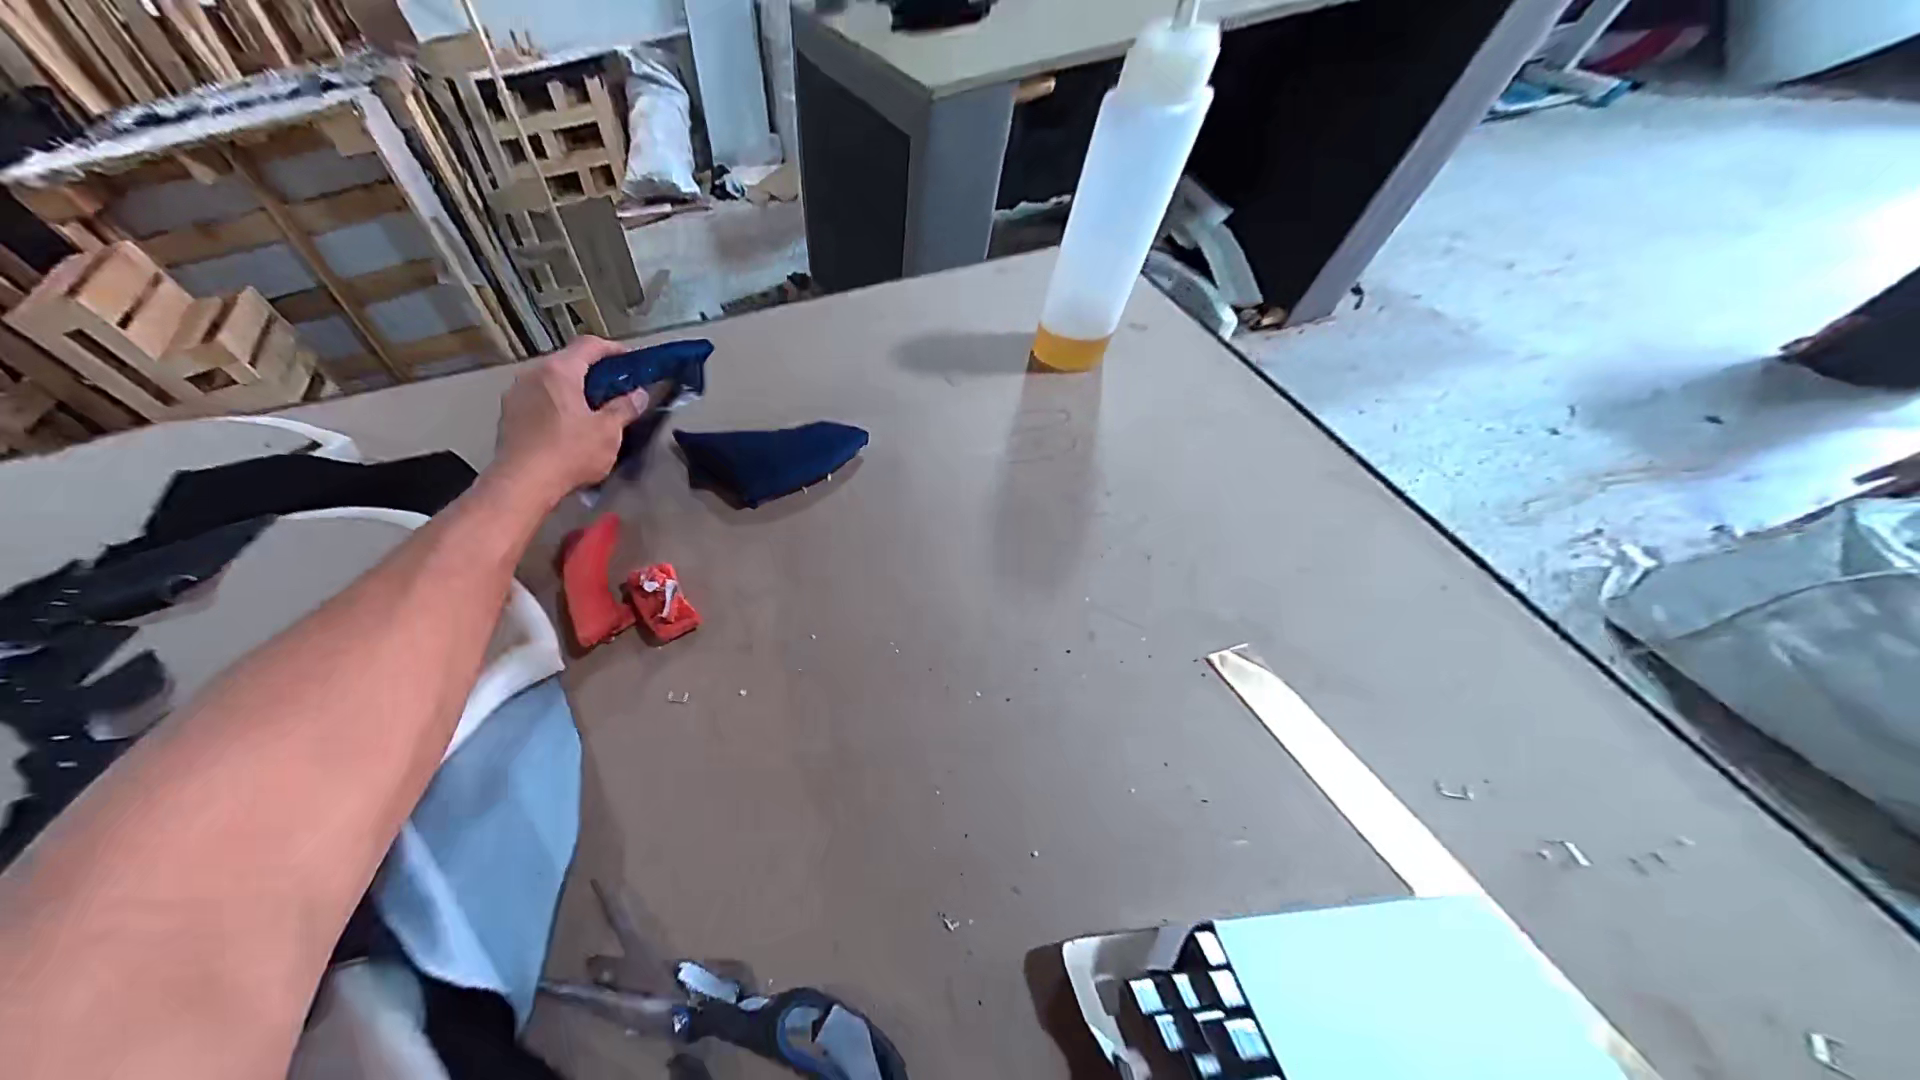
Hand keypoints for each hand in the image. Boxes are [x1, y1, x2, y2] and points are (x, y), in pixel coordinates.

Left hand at [488, 336, 643, 508]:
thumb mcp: (608, 431)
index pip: (589, 345)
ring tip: (593, 409)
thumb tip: (638, 395)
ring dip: (574, 389)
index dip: (613, 349)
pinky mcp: (508, 415)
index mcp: (559, 371)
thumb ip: (624, 408)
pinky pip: (538, 399)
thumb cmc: (569, 452)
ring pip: (551, 381)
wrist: (522, 483)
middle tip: (616, 389)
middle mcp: (532, 374)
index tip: (631, 361)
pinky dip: (557, 404)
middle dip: (594, 372)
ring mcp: (516, 394)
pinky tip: (569, 426)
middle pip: (568, 362)